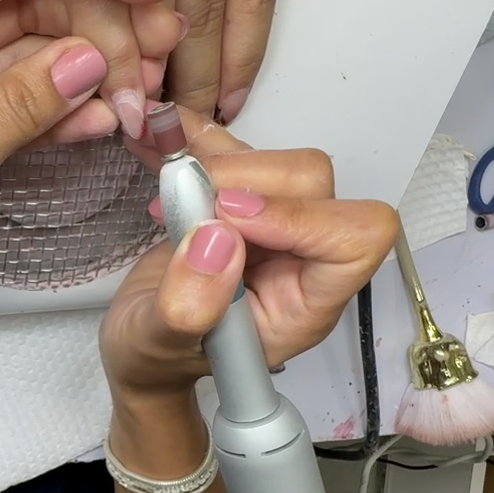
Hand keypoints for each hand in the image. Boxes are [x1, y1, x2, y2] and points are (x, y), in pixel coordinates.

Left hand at [0, 0, 184, 333]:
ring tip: (137, 92)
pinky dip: (54, 111)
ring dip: (82, 70)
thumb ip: (22, 103)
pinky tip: (98, 121)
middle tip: (153, 52)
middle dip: (94, 21)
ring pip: (24, 53)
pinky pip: (10, 103)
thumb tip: (87, 61)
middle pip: (23, 0)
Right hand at [99, 107, 396, 397]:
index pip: (352, 241)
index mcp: (303, 304)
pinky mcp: (239, 201)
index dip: (298, 217)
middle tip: (180, 200)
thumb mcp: (155, 345)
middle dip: (244, 179)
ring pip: (277, 162)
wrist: (141, 345)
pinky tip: (160, 135)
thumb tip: (217, 238)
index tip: (225, 218)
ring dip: (220, 158)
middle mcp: (300, 257)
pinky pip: (235, 153)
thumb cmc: (153, 357)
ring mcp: (273, 225)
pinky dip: (198, 138)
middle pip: (313, 185)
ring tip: (164, 178)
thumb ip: (187, 307)